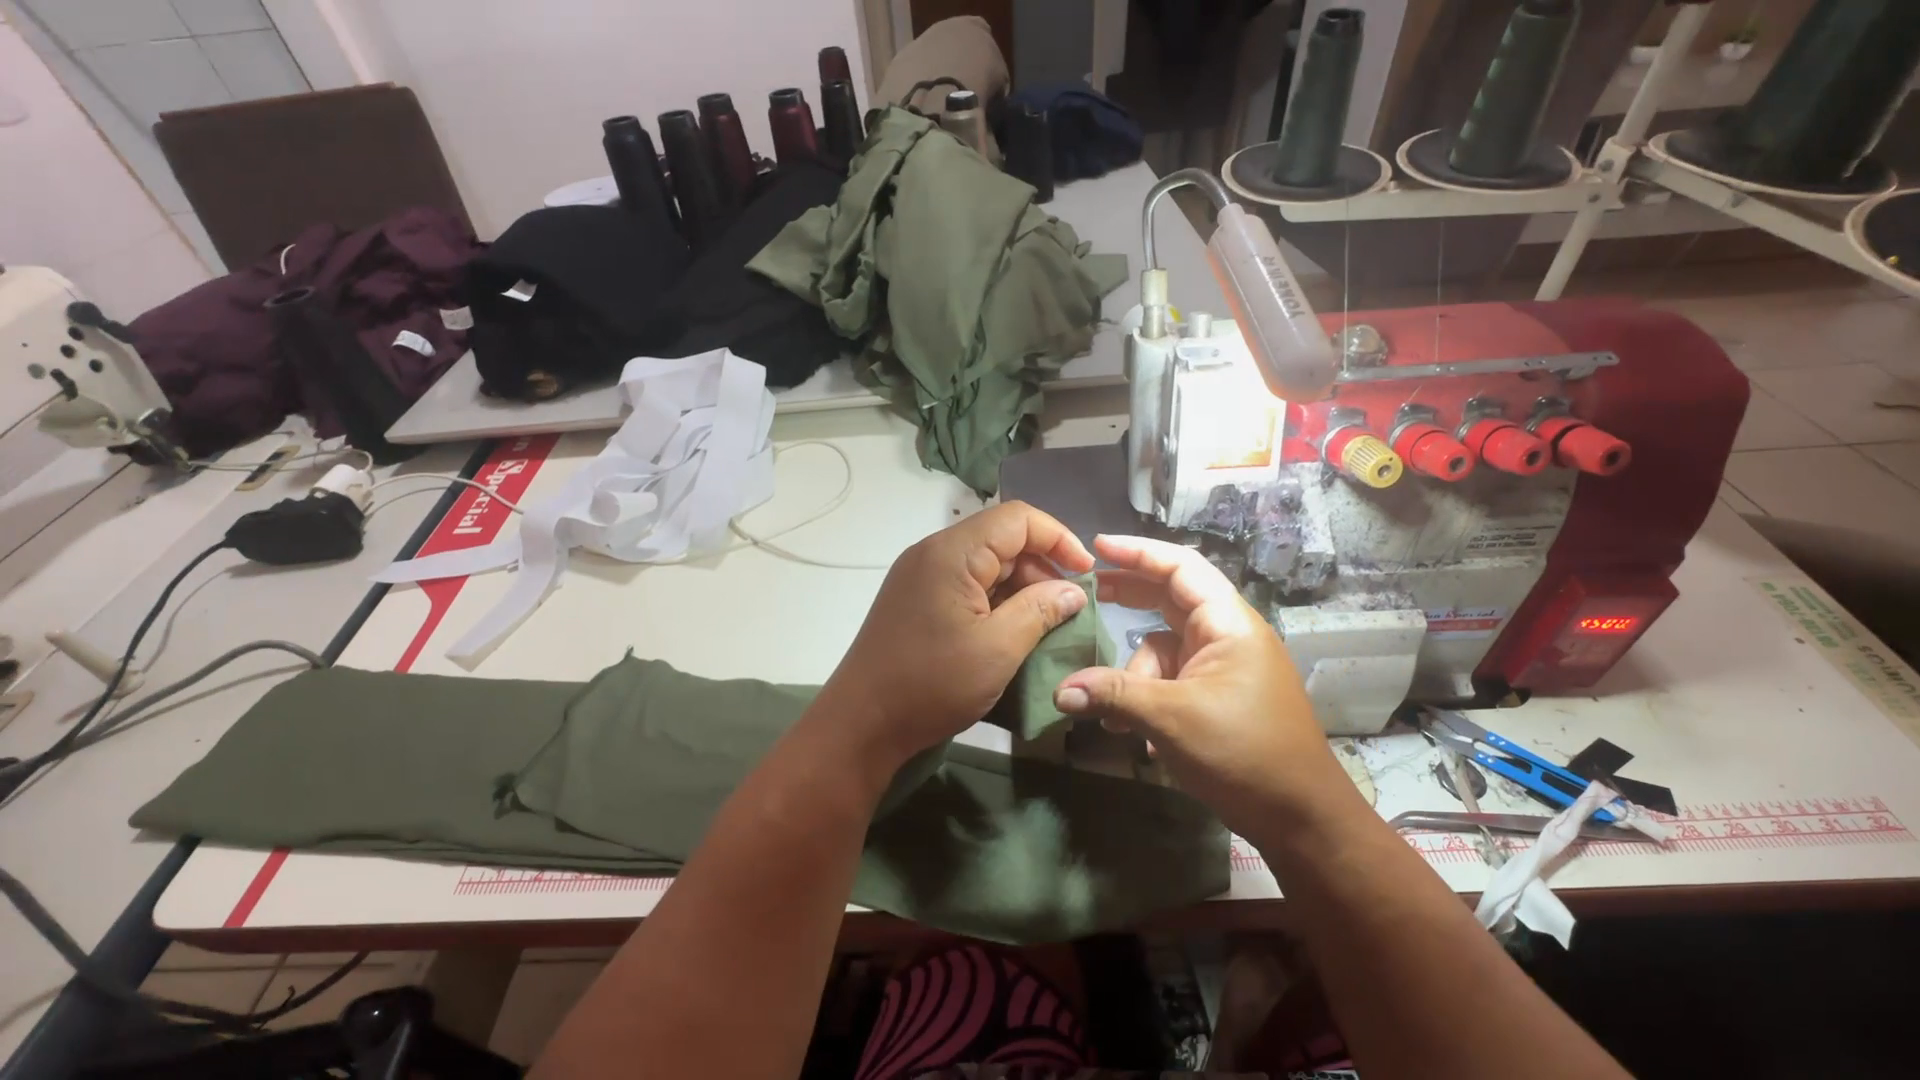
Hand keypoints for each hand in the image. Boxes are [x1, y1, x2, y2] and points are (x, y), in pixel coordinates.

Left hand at [818, 501, 1095, 770]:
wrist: (861, 725)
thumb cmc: (931, 685)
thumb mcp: (997, 649)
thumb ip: (1040, 611)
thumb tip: (1073, 589)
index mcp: (951, 553)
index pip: (1017, 519)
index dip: (1058, 538)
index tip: (1086, 574)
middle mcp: (933, 554)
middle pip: (1001, 539)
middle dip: (1041, 568)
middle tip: (1067, 610)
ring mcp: (920, 577)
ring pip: (985, 565)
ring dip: (1020, 588)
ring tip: (1044, 627)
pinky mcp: (915, 601)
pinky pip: (966, 586)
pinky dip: (995, 602)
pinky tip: (1010, 634)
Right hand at [1053, 535, 1351, 833]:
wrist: (1300, 817)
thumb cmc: (1244, 752)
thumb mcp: (1172, 718)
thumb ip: (1114, 696)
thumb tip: (1060, 690)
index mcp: (1227, 623)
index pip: (1180, 566)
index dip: (1137, 552)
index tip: (1096, 547)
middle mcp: (1226, 636)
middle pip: (1169, 600)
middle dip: (1127, 602)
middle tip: (1086, 596)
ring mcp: (1223, 668)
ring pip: (1163, 650)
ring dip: (1134, 678)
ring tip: (1120, 722)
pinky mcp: (1217, 698)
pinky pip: (1171, 683)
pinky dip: (1149, 702)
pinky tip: (1141, 740)